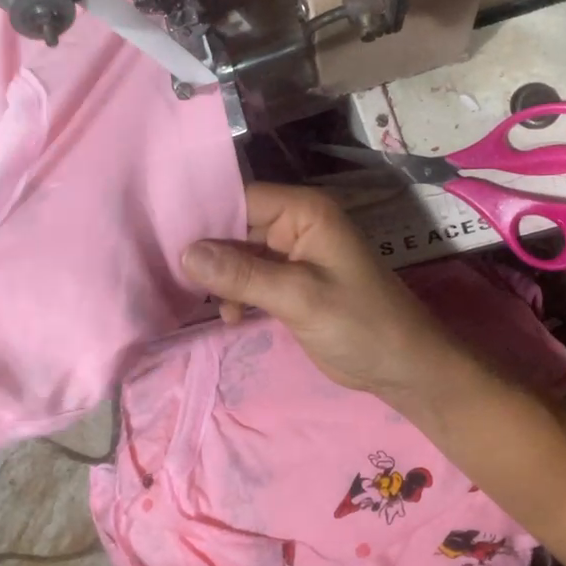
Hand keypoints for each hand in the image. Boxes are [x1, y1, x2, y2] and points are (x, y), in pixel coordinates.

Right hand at [180, 183, 471, 399]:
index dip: (203, 215)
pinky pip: (249, 276)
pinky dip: (235, 293)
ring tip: (202, 302)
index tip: (161, 236)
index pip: (240, 197)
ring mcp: (291, 254)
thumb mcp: (299, 298)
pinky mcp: (288, 282)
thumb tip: (186, 253)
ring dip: (219, 277)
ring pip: (237, 253)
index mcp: (303, 211)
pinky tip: (231, 317)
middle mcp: (294, 224)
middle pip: (234, 224)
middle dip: (206, 250)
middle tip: (168, 274)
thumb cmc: (361, 324)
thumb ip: (243, 275)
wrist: (404, 368)